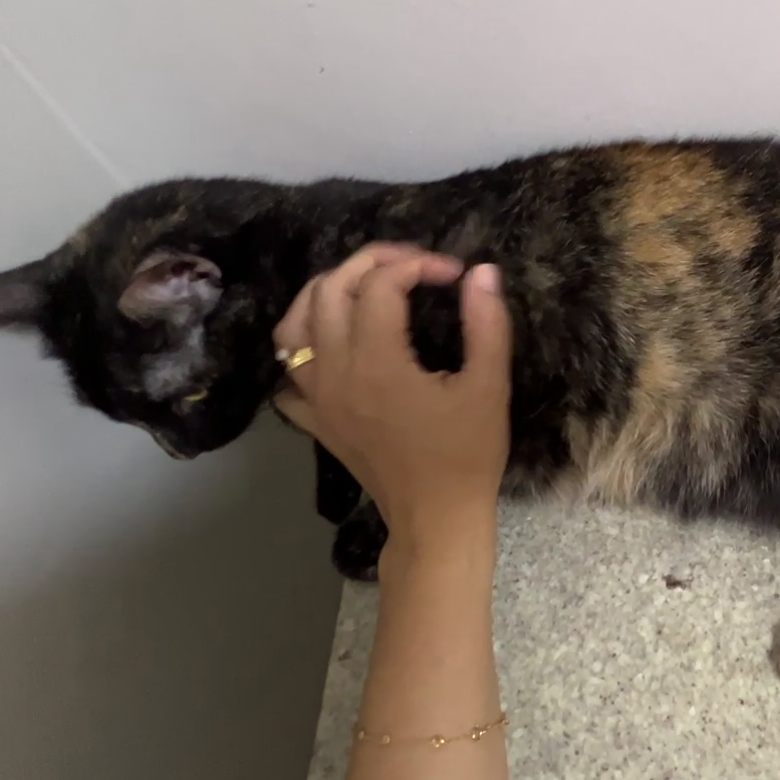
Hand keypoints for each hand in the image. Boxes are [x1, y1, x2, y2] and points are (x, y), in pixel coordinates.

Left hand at [271, 243, 512, 556]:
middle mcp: (335, 373)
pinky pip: (289, 371)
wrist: (436, 516)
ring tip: (368, 286)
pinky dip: (306, 343)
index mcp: (379, 363)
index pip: (382, 285)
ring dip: (329, 290)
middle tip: (415, 264)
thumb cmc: (468, 453)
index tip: (455, 274)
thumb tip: (482, 271)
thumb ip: (487, 323)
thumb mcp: (490, 385)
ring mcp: (316, 398)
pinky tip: (338, 341)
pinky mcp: (313, 419)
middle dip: (373, 262)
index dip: (420, 265)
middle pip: (330, 290)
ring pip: (295, 323)